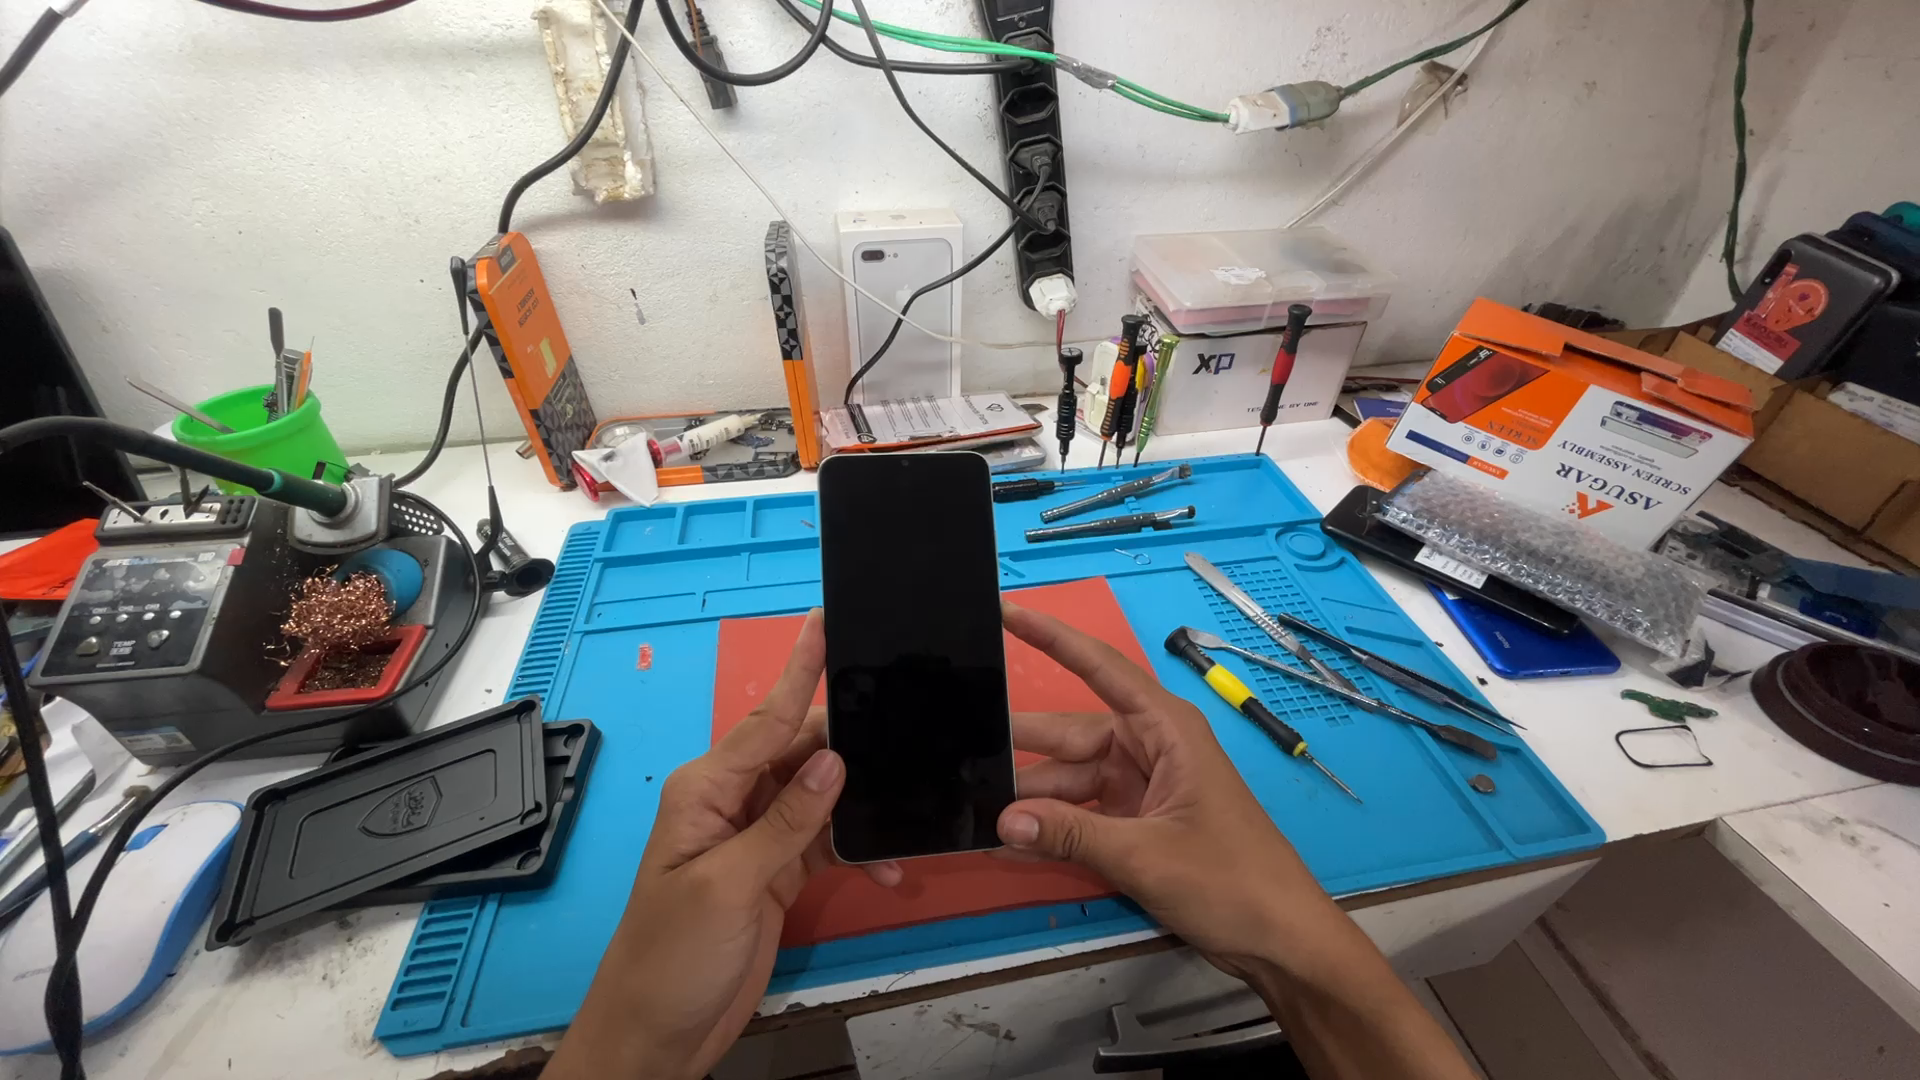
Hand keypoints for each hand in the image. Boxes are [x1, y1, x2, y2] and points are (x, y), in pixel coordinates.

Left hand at [545, 610, 899, 1079]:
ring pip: (823, 794)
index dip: (801, 669)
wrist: (658, 1038)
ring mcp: (761, 833)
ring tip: (910, 806)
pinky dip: (857, 847)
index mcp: (709, 787)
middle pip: (804, 751)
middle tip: (909, 731)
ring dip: (862, 803)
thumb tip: (834, 762)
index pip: (767, 718)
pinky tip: (888, 864)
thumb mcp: (727, 885)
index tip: (826, 623)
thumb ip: (784, 821)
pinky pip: (827, 839)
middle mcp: (736, 798)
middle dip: (853, 744)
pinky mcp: (780, 867)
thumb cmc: (672, 956)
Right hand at [995, 601, 1353, 983]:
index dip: (1052, 637)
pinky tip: (1010, 839)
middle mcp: (1149, 744)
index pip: (1100, 667)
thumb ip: (1071, 835)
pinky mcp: (1136, 817)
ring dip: (1032, 796)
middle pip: (1071, 732)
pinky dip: (1052, 824)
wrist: (1283, 943)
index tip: (1009, 612)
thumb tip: (1002, 822)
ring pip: (1071, 775)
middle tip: (961, 748)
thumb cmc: (1231, 880)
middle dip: (1022, 744)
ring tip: (975, 805)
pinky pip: (1082, 809)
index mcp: (1164, 727)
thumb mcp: (1145, 855)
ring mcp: (1141, 782)